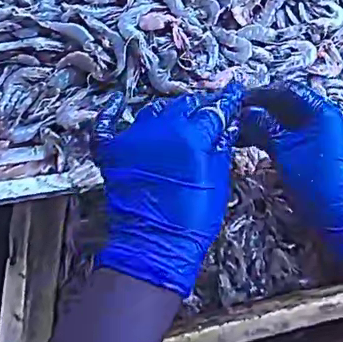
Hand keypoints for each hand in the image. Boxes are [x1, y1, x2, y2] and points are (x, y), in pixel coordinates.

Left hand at [92, 85, 241, 297]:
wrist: (154, 247)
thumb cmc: (191, 222)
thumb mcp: (217, 183)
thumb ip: (221, 149)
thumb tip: (227, 125)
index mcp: (192, 135)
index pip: (213, 110)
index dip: (225, 103)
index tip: (233, 94)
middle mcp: (162, 128)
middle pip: (184, 105)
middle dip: (198, 106)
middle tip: (208, 111)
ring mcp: (135, 137)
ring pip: (154, 111)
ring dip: (168, 113)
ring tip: (176, 118)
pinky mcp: (114, 151)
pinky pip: (109, 123)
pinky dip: (113, 112)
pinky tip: (116, 102)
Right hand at [241, 83, 342, 257]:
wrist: (342, 221)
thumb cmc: (318, 183)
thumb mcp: (284, 150)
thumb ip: (263, 127)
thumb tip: (244, 113)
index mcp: (321, 112)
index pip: (287, 90)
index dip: (261, 93)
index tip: (239, 99)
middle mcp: (321, 121)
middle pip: (285, 105)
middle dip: (258, 109)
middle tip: (235, 115)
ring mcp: (317, 139)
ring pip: (283, 123)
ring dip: (261, 125)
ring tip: (238, 130)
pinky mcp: (310, 156)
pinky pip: (286, 138)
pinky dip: (268, 138)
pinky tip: (250, 143)